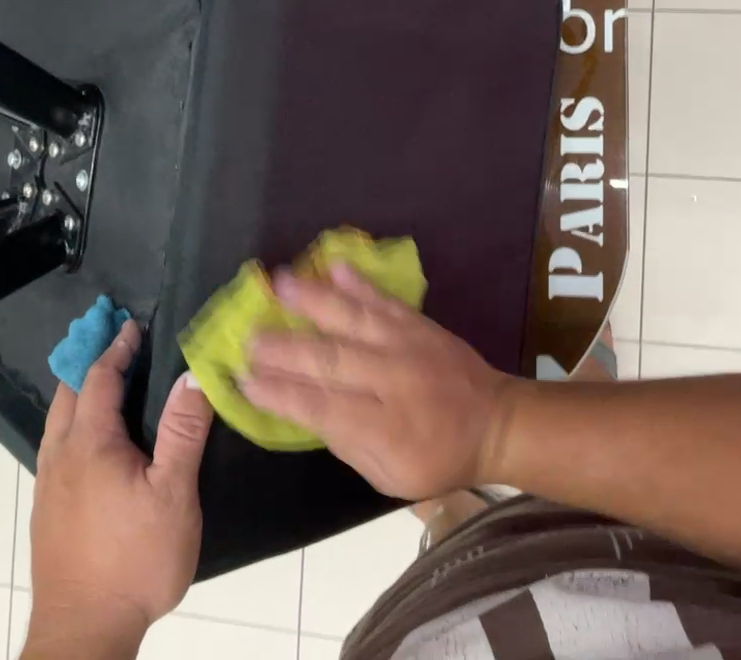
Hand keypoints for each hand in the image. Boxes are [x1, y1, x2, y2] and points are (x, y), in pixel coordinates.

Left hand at [24, 321, 216, 659]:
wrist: (84, 632)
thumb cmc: (135, 558)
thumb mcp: (173, 492)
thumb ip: (183, 430)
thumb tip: (193, 374)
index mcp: (90, 445)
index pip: (99, 380)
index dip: (117, 349)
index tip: (132, 324)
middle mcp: (61, 457)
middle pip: (67, 394)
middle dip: (86, 360)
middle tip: (108, 336)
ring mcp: (49, 486)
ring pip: (57, 421)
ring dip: (76, 389)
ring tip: (99, 376)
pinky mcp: (48, 511)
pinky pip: (57, 446)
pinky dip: (72, 419)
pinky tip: (91, 437)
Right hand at [242, 264, 520, 500]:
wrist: (497, 422)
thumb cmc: (438, 457)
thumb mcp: (389, 475)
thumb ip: (347, 443)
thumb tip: (303, 409)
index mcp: (386, 427)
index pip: (322, 408)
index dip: (281, 394)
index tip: (244, 380)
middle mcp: (394, 380)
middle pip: (331, 360)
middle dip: (285, 348)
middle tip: (248, 336)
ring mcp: (408, 346)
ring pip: (354, 319)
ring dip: (315, 300)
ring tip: (280, 283)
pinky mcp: (419, 325)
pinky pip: (385, 300)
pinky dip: (360, 282)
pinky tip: (335, 265)